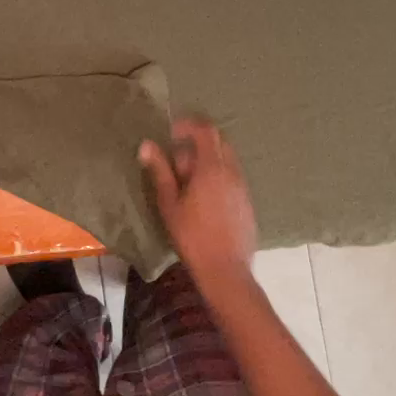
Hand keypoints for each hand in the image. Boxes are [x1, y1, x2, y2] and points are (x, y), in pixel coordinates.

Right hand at [139, 118, 257, 282]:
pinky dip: (218, 175)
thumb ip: (160, 171)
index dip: (189, 125)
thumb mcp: (169, 203)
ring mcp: (243, 187)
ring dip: (208, 159)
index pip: (206, 130)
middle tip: (177, 158)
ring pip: (227, 159)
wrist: (226, 271)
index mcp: (212, 168)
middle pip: (219, 141)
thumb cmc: (192, 236)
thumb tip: (147, 144)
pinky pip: (233, 176)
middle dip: (198, 141)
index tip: (172, 132)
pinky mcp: (247, 202)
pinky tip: (204, 198)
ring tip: (188, 181)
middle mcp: (232, 172)